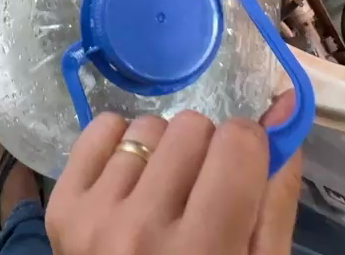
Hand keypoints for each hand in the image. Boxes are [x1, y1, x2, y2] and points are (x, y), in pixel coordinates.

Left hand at [46, 96, 303, 254]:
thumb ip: (275, 194)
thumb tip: (283, 105)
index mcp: (204, 254)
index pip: (238, 142)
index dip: (249, 151)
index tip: (245, 175)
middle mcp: (143, 231)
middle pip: (192, 126)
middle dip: (206, 153)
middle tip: (203, 199)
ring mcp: (95, 218)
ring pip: (149, 125)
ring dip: (164, 153)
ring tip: (165, 201)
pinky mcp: (62, 207)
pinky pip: (103, 128)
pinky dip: (122, 144)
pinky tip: (132, 186)